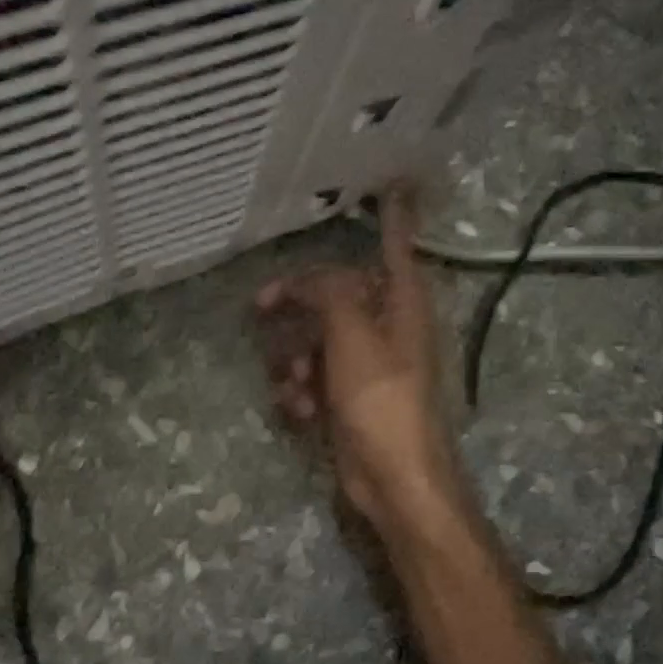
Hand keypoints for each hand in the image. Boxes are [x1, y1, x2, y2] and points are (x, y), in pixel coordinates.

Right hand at [256, 187, 464, 531]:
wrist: (394, 480)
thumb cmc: (382, 398)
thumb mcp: (352, 334)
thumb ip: (328, 293)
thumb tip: (307, 280)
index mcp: (402, 303)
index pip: (395, 245)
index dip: (392, 215)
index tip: (393, 183)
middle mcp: (386, 327)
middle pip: (336, 296)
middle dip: (298, 305)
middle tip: (260, 305)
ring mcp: (365, 366)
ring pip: (315, 339)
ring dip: (293, 359)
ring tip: (292, 384)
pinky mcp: (346, 400)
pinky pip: (311, 378)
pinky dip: (299, 392)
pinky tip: (297, 411)